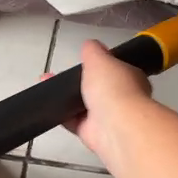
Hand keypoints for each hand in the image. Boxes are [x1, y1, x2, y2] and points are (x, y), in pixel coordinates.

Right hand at [60, 40, 153, 159]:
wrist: (114, 125)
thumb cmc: (114, 88)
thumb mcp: (100, 59)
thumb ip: (93, 51)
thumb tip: (90, 44)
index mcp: (130, 78)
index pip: (115, 69)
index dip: (99, 65)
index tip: (83, 62)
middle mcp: (121, 98)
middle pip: (96, 87)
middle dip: (78, 81)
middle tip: (59, 74)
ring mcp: (106, 117)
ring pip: (83, 104)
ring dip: (66, 96)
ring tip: (46, 82)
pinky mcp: (91, 132)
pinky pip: (73, 121)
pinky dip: (62, 114)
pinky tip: (49, 103)